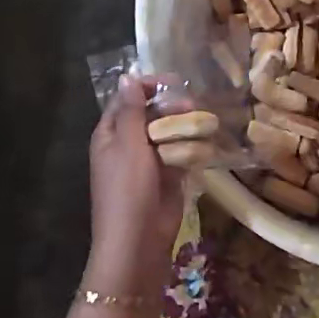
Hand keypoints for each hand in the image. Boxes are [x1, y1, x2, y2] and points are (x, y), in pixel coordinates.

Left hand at [85, 74, 186, 293]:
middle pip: (151, 113)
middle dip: (171, 106)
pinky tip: (208, 139)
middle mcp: (128, 144)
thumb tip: (127, 77)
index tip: (174, 82)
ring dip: (185, 125)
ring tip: (204, 122)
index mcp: (110, 134)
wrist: (138, 240)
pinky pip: (181, 152)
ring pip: (169, 132)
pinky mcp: (168, 176)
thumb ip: (130, 110)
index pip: (127, 99)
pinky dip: (192, 145)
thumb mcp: (127, 144)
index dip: (148, 86)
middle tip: (193, 105)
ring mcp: (149, 161)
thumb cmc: (127, 189)